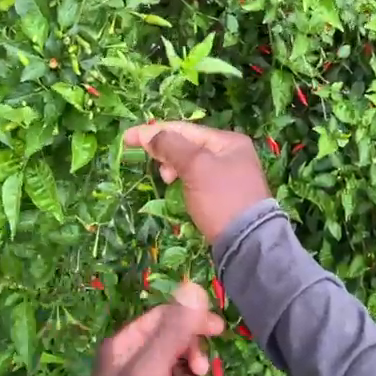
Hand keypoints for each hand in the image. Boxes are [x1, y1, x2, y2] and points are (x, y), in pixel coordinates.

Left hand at [83, 279, 224, 375]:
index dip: (191, 319)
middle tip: (198, 373)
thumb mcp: (149, 374)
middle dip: (190, 367)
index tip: (219, 329)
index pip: (164, 317)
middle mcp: (135, 366)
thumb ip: (173, 332)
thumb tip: (194, 287)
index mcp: (124, 347)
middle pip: (179, 348)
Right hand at [123, 122, 271, 241]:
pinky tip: (177, 187)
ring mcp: (230, 176)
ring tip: (166, 179)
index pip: (185, 129)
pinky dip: (183, 179)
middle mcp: (231, 154)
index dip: (155, 131)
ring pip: (191, 162)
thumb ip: (172, 147)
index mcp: (228, 141)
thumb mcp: (196, 168)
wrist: (248, 245)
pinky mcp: (225, 196)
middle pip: (189, 144)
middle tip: (152, 164)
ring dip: (173, 166)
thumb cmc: (222, 199)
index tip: (127, 137)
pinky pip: (197, 179)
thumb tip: (151, 135)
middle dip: (166, 150)